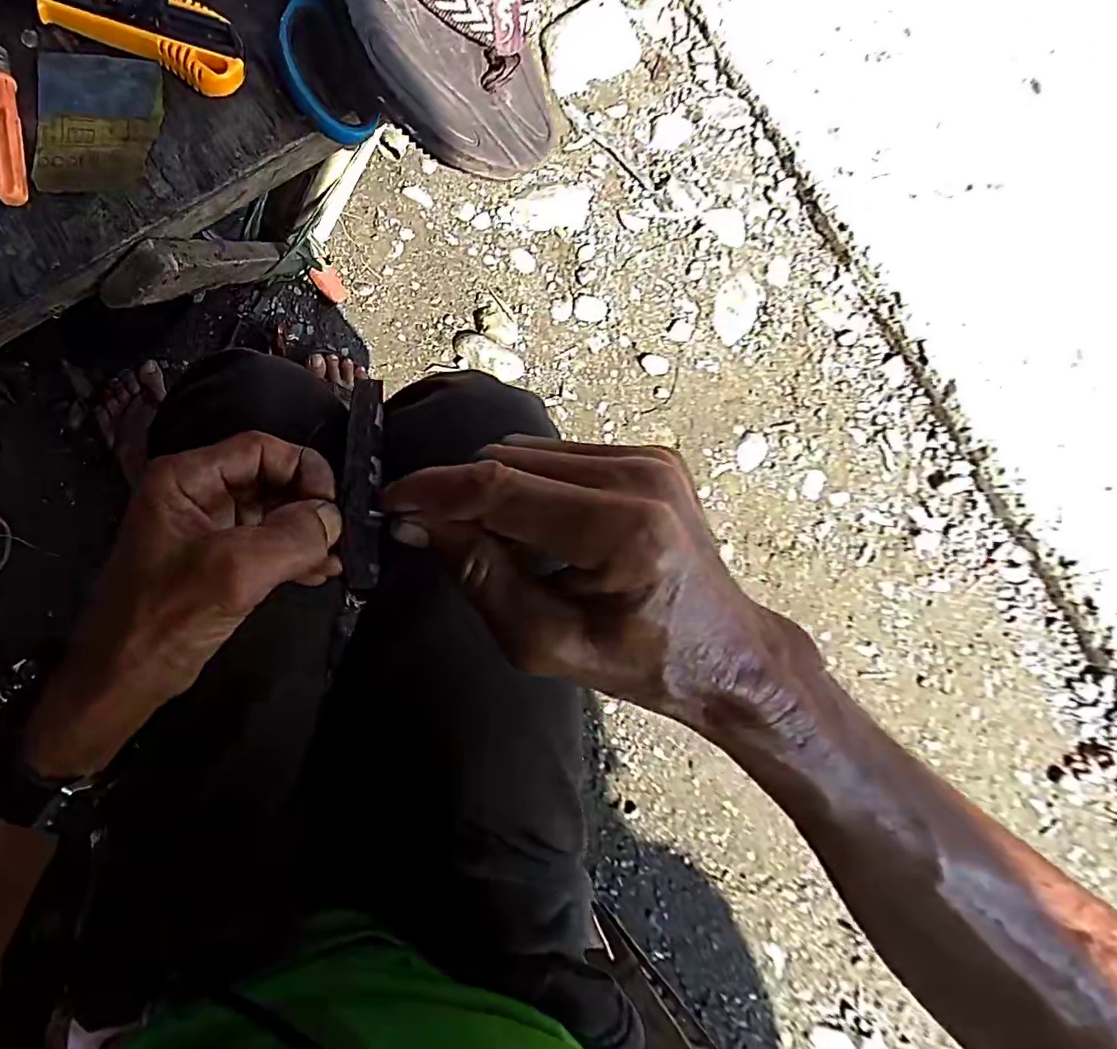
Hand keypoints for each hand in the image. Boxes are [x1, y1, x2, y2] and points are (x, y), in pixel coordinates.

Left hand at [23, 432, 342, 777]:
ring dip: (304, 532)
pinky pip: (262, 545)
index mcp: (184, 479)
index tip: (331, 505)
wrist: (123, 677)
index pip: (257, 449)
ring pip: (268, 513)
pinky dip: (292, 555)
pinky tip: (320, 572)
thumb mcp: (233, 571)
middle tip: (339, 534)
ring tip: (335, 557)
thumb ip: (291, 536)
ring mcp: (204, 530)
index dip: (301, 468)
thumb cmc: (165, 618)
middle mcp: (194, 495)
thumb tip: (332, 516)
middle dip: (305, 503)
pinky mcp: (214, 563)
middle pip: (265, 478)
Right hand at [381, 435, 807, 738]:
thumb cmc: (637, 662)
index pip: (497, 487)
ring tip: (506, 545)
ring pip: (519, 454)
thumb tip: (417, 522)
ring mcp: (646, 460)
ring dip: (491, 494)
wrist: (727, 652)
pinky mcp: (645, 455)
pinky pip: (546, 456)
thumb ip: (476, 575)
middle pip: (503, 464)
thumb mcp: (540, 641)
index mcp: (621, 532)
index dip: (431, 489)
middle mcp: (638, 478)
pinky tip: (538, 528)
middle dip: (459, 498)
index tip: (389, 500)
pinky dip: (522, 488)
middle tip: (444, 541)